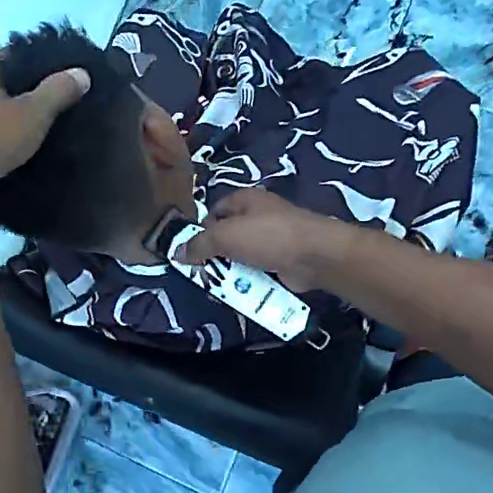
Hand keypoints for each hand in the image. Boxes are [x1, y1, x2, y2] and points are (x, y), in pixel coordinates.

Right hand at [176, 189, 358, 290]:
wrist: (315, 256)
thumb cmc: (267, 236)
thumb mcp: (225, 236)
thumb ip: (199, 244)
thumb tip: (177, 252)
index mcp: (245, 200)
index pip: (214, 212)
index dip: (201, 230)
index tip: (192, 251)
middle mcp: (259, 216)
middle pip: (228, 236)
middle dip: (216, 255)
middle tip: (204, 274)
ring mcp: (273, 239)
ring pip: (243, 256)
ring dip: (234, 272)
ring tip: (223, 287)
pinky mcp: (284, 261)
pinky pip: (260, 271)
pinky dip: (252, 281)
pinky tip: (244, 292)